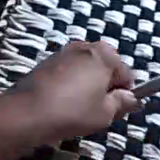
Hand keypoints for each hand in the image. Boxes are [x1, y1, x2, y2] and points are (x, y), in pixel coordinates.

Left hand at [0, 41, 139, 145]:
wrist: (27, 112)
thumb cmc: (73, 111)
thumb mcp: (105, 113)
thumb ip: (123, 103)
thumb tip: (132, 98)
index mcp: (104, 54)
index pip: (126, 73)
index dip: (125, 94)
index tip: (118, 110)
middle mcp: (84, 47)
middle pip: (105, 68)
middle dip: (105, 87)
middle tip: (99, 110)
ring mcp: (62, 53)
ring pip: (85, 71)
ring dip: (86, 86)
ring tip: (79, 109)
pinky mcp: (45, 63)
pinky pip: (67, 73)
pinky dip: (69, 85)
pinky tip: (63, 104)